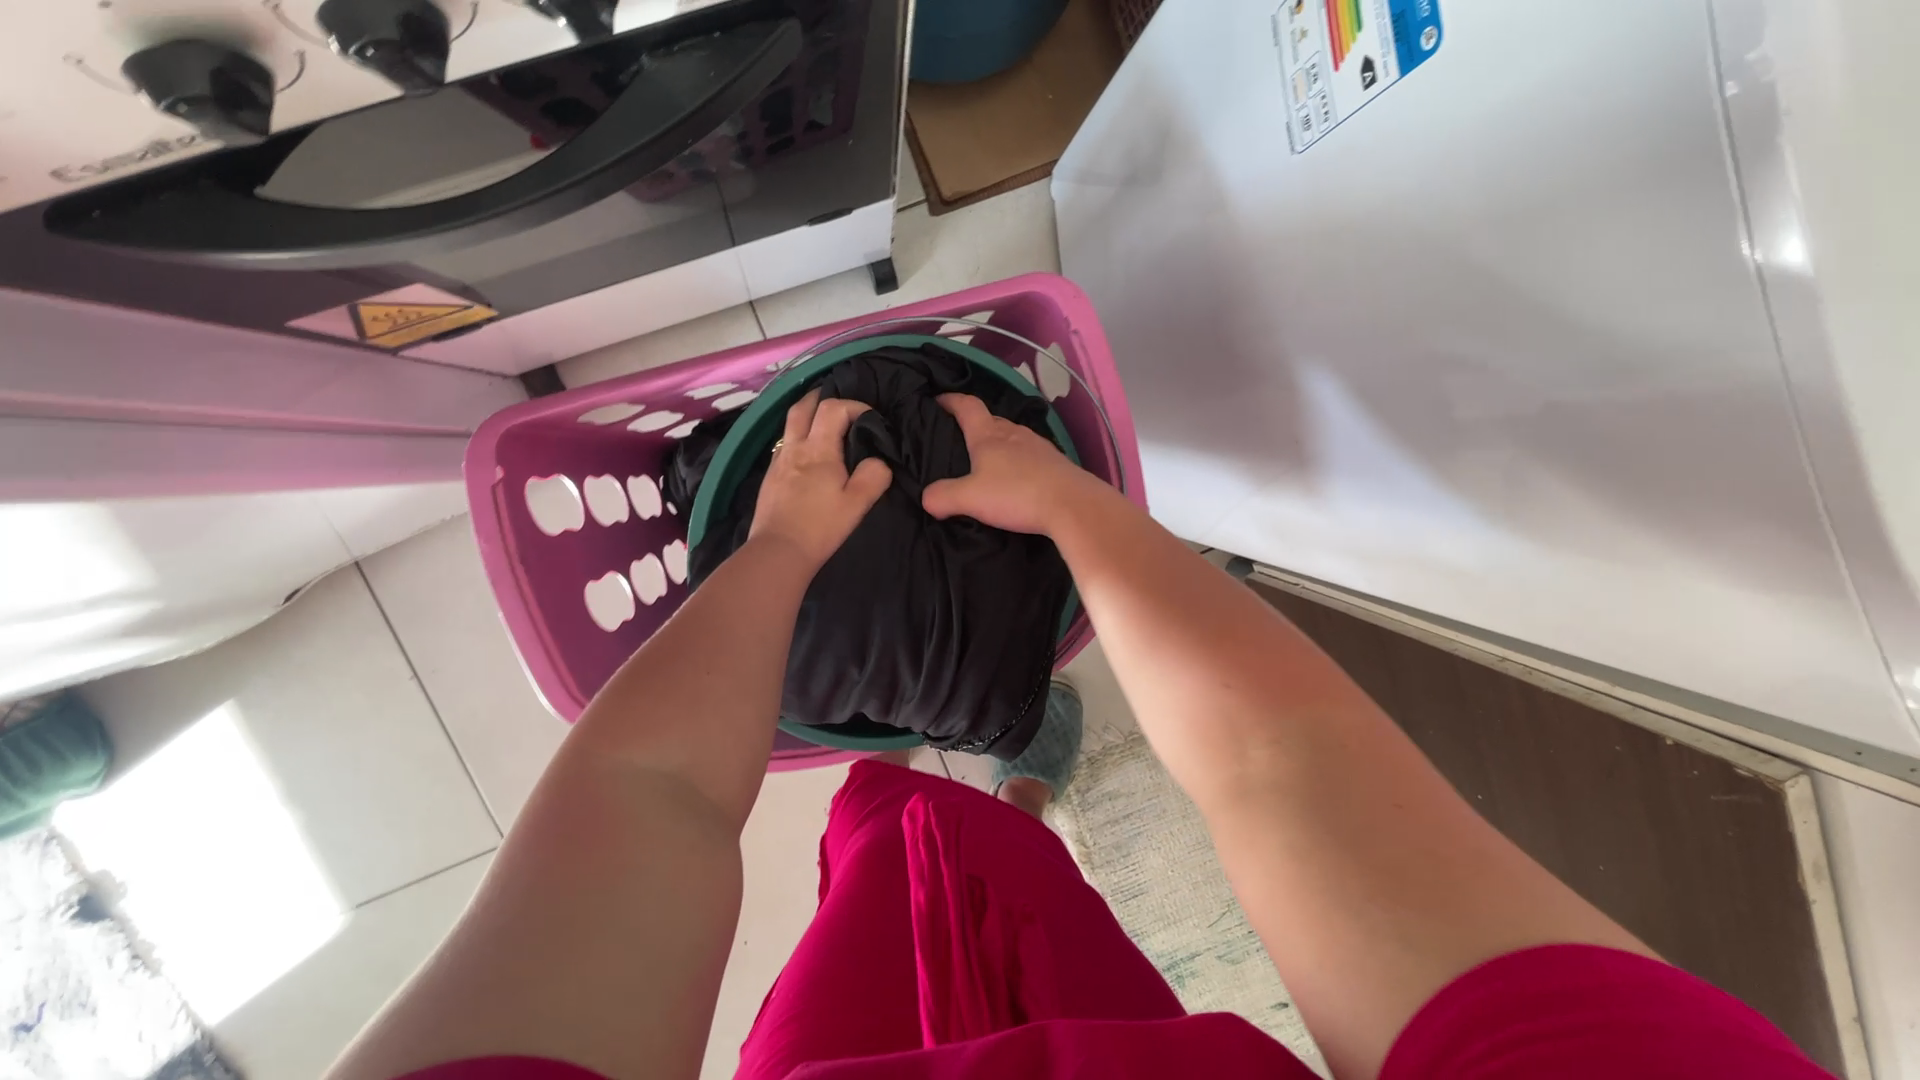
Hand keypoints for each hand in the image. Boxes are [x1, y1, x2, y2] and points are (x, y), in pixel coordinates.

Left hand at [749, 390, 892, 567]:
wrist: (778, 551)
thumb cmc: (821, 526)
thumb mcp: (857, 503)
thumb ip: (874, 476)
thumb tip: (878, 461)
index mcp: (818, 449)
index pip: (834, 408)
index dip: (854, 405)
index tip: (871, 418)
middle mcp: (794, 447)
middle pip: (802, 407)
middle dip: (821, 397)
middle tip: (837, 400)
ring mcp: (778, 461)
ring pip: (789, 424)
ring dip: (806, 415)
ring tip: (822, 422)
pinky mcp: (769, 477)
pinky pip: (783, 445)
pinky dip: (797, 437)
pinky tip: (806, 454)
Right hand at [921, 393, 1098, 535]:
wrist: (1072, 505)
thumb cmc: (1017, 493)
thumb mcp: (971, 498)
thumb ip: (944, 496)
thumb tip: (927, 498)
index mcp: (989, 434)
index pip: (967, 406)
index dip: (951, 400)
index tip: (938, 400)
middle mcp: (1014, 433)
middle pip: (990, 420)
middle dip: (974, 424)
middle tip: (959, 438)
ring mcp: (1037, 446)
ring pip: (1011, 437)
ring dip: (998, 444)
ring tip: (987, 461)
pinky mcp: (1054, 462)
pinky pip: (1028, 455)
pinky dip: (1017, 461)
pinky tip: (1016, 478)